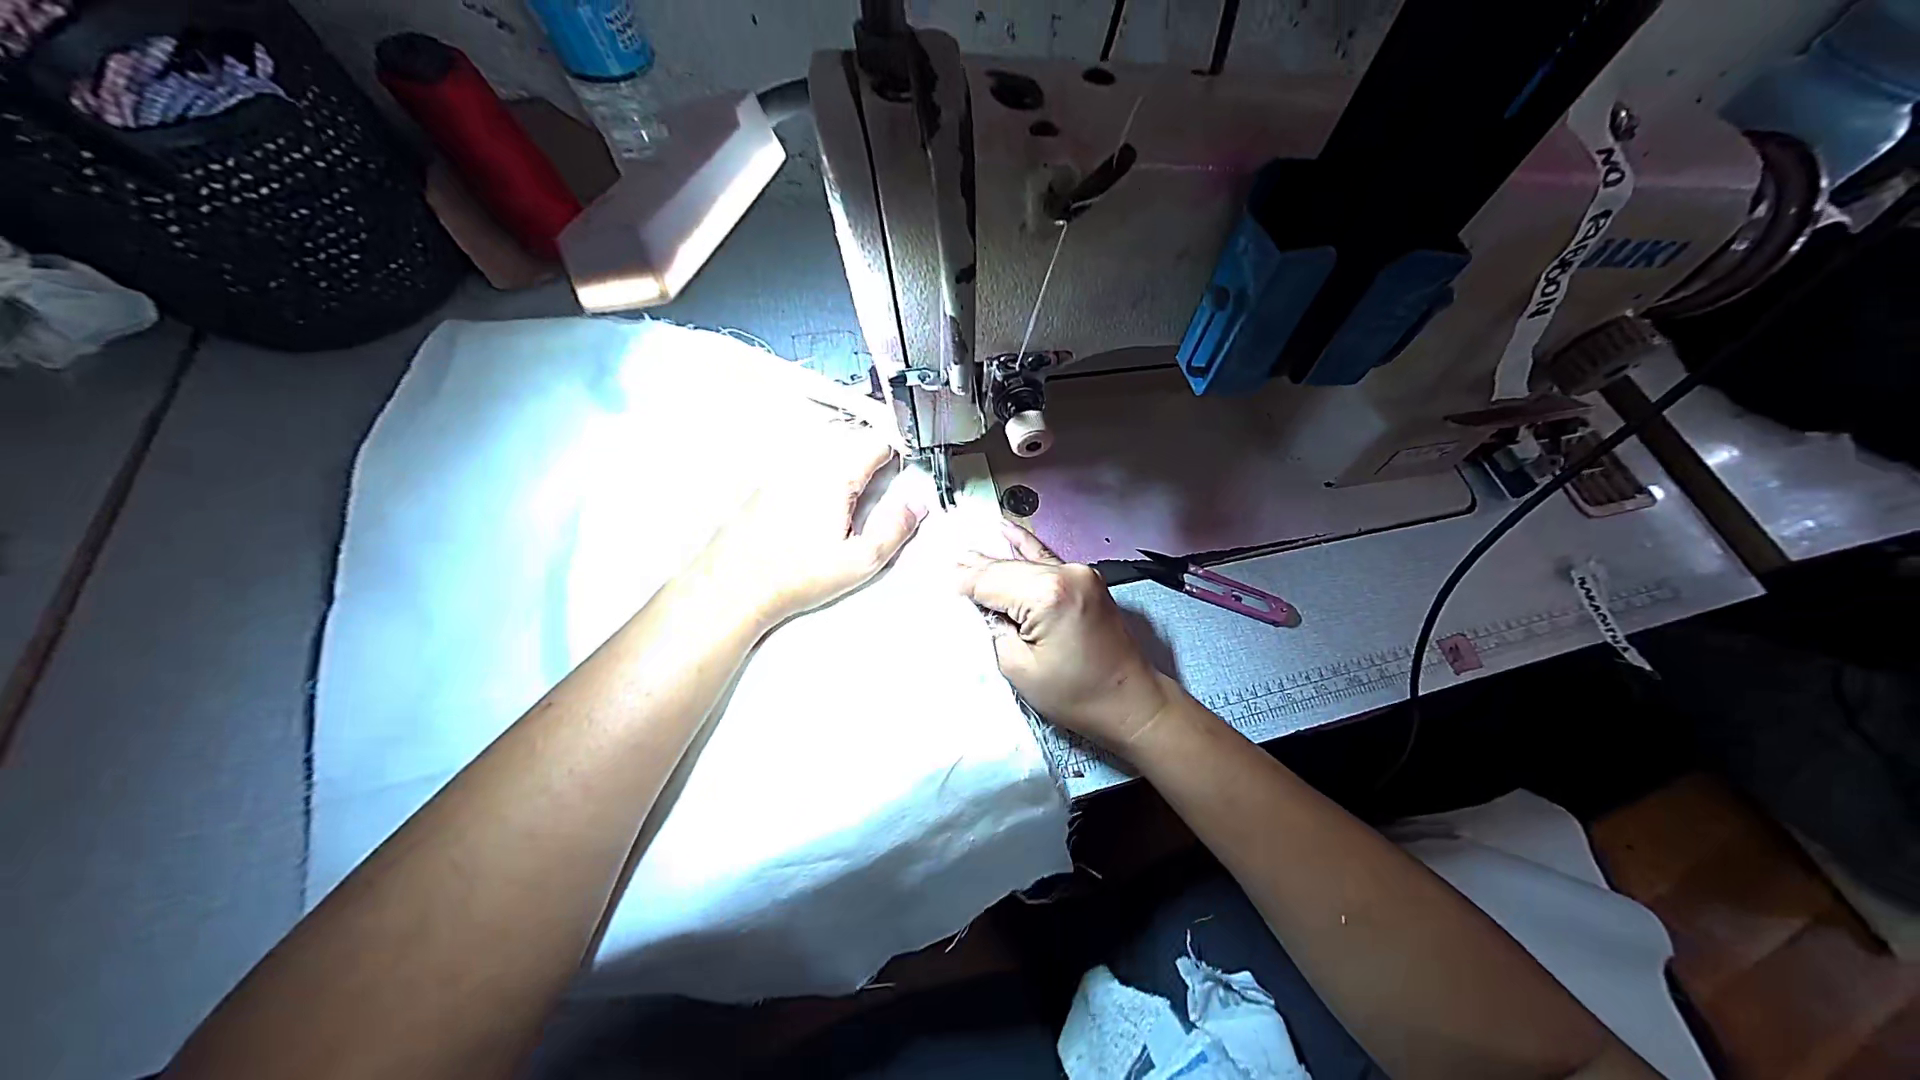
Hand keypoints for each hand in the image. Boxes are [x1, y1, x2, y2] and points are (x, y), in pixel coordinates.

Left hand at [686, 426, 926, 628]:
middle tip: (885, 480)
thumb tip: (915, 507)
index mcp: (834, 476)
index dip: (897, 449)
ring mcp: (784, 472)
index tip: (906, 462)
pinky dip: (820, 474)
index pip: (876, 441)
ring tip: (854, 493)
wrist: (736, 584)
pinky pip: (803, 466)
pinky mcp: (768, 485)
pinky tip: (819, 507)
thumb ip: (895, 529)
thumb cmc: (792, 575)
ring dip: (846, 462)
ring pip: (826, 451)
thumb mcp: (859, 561)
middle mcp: (807, 465)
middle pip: (851, 440)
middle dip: (872, 455)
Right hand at [959, 523, 1177, 754]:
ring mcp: (1079, 572)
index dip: (964, 587)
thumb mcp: (1019, 668)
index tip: (941, 588)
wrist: (1130, 702)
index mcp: (1047, 595)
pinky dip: (1026, 546)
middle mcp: (1065, 573)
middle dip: (977, 573)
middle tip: (947, 570)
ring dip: (996, 563)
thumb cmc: (1076, 694)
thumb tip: (981, 609)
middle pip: (1006, 569)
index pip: (991, 583)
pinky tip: (1007, 530)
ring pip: (1024, 564)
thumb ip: (995, 630)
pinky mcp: (1085, 579)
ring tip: (965, 556)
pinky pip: (1048, 558)